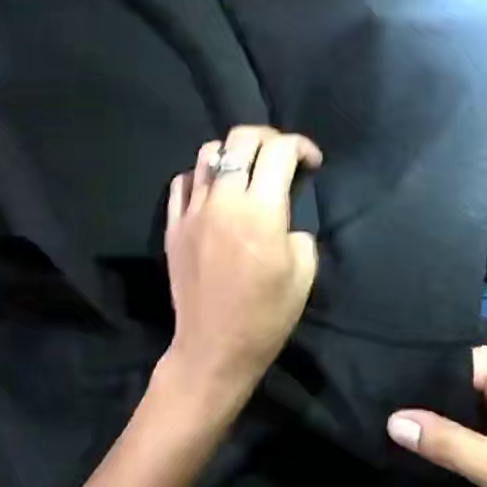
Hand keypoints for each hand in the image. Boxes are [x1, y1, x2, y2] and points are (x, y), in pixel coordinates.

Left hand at [160, 125, 321, 413]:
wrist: (214, 348)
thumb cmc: (267, 315)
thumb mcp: (304, 272)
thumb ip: (298, 231)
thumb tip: (282, 219)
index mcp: (261, 212)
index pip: (280, 151)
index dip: (302, 146)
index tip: (313, 163)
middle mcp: (224, 201)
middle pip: (241, 139)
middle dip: (269, 138)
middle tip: (283, 157)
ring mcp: (193, 212)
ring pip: (207, 153)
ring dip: (234, 153)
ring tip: (247, 171)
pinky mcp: (174, 227)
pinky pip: (182, 182)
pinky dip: (202, 176)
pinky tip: (216, 192)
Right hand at [387, 342, 486, 486]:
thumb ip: (448, 444)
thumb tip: (392, 419)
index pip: (453, 365)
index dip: (419, 392)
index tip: (380, 411)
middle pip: (464, 383)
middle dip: (435, 412)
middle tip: (387, 434)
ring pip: (477, 404)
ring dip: (454, 429)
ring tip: (406, 445)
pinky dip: (476, 439)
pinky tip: (446, 454)